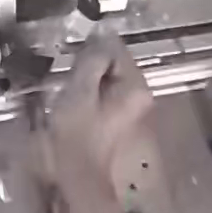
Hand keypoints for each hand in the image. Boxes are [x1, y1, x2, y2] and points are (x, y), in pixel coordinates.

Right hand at [47, 32, 154, 193]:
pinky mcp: (120, 119)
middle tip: (70, 76)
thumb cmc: (78, 131)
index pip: (116, 49)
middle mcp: (141, 96)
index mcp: (136, 87)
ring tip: (70, 88)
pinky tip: (77, 103)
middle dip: (91, 65)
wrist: (80, 177)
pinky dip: (91, 92)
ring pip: (108, 78)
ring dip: (89, 78)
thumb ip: (93, 60)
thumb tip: (101, 35)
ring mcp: (132, 109)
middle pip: (114, 64)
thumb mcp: (80, 89)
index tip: (74, 61)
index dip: (92, 51)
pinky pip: (105, 93)